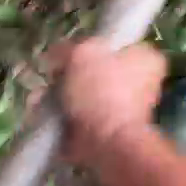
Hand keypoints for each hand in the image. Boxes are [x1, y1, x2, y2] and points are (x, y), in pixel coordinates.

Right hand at [53, 39, 167, 166]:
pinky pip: (79, 118)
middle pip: (96, 72)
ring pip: (84, 96)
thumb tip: (56, 54)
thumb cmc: (101, 88)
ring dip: (59, 97)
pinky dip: (60, 117)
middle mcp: (141, 84)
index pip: (119, 45)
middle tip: (53, 78)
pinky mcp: (107, 133)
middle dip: (68, 76)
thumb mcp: (81, 52)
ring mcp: (125, 111)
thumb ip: (68, 48)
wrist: (106, 140)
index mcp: (145, 59)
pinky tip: (43, 114)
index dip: (91, 47)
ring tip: (40, 99)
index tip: (71, 54)